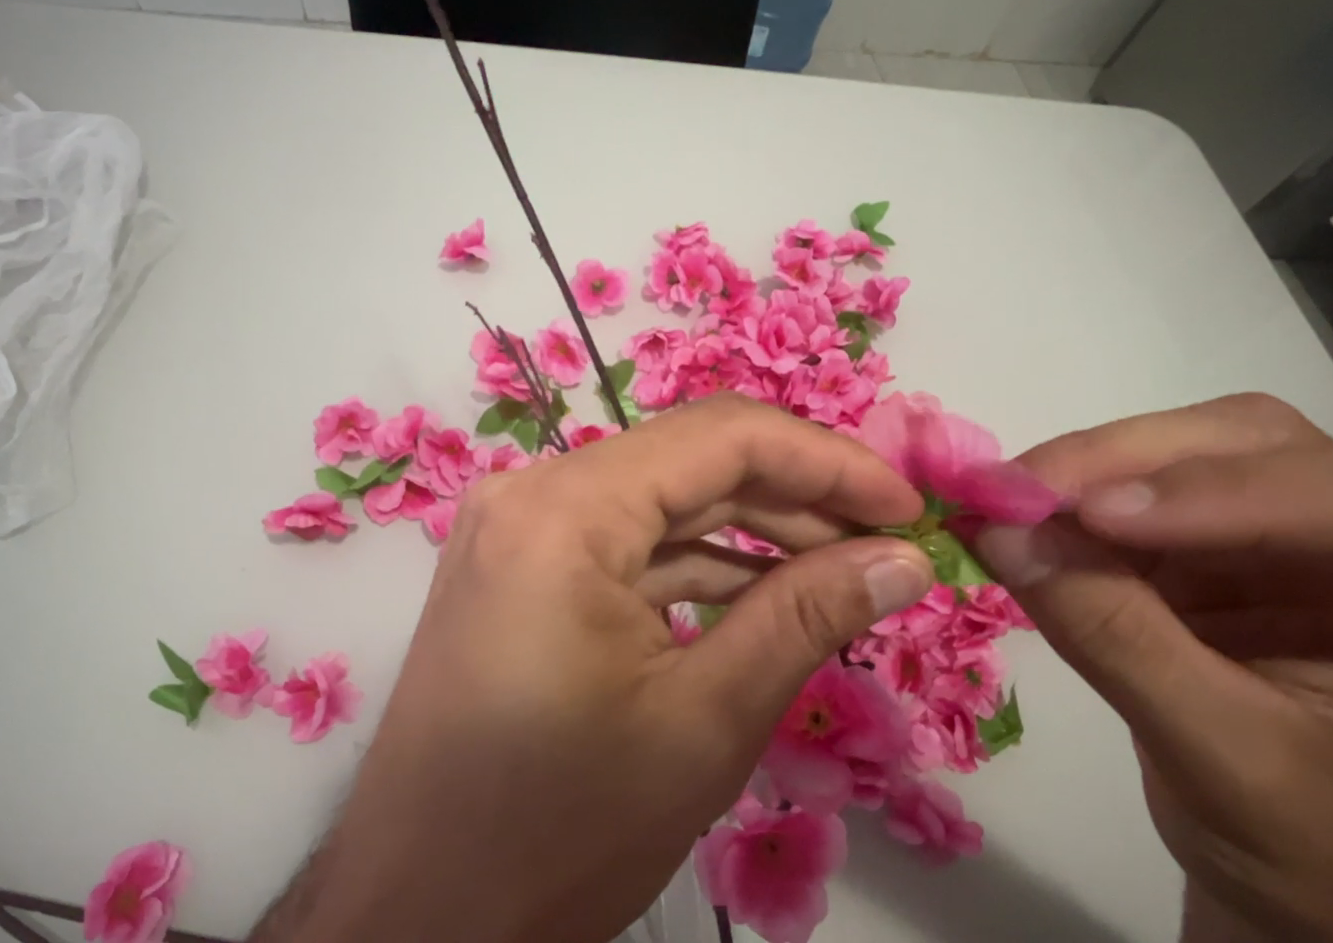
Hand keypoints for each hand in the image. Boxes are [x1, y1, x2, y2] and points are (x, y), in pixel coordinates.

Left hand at [254, 394, 935, 942]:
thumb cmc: (562, 828)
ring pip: (662, 501)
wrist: (422, 913)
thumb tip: (903, 559)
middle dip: (798, 498)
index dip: (829, 462)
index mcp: (565, 509)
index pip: (723, 437)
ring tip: (844, 577)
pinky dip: (700, 566)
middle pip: (691, 461)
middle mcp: (531, 494)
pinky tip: (767, 599)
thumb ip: (807, 618)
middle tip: (889, 548)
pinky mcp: (520, 573)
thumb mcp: (705, 721)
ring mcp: (518, 532)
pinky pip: (627, 545)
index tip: (909, 509)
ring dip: (754, 533)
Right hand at [975, 395, 1332, 942]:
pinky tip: (1024, 516)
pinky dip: (1077, 498)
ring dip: (1096, 468)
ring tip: (1006, 500)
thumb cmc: (1311, 853)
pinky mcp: (1228, 538)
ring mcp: (1311, 530)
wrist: (1297, 887)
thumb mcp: (1223, 761)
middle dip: (1138, 464)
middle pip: (1276, 448)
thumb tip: (999, 534)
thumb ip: (1117, 641)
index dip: (1241, 492)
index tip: (1099, 515)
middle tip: (1019, 490)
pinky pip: (1147, 488)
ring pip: (1203, 446)